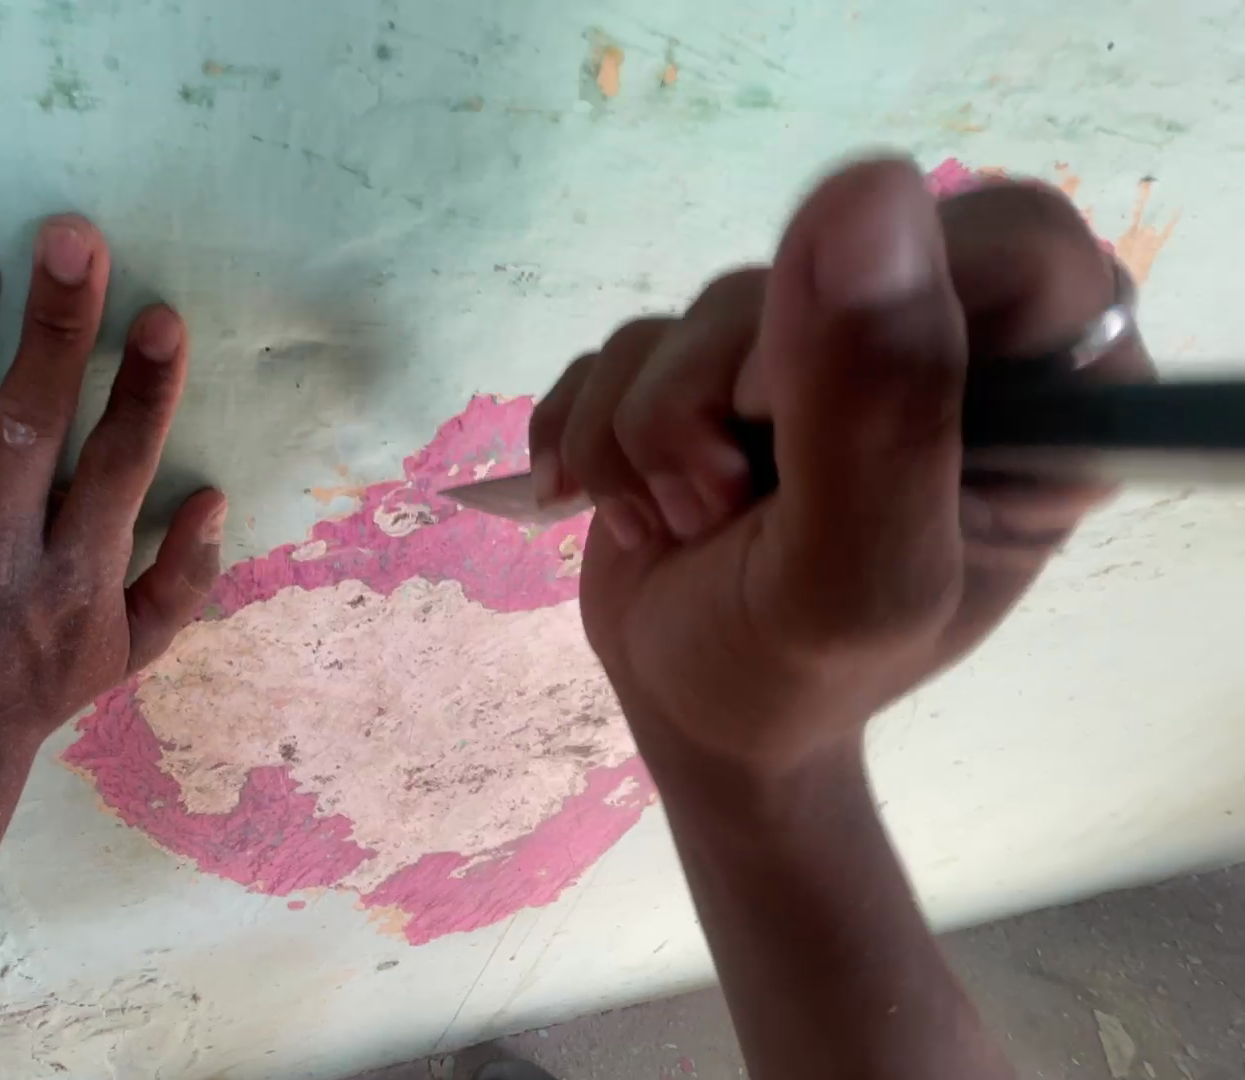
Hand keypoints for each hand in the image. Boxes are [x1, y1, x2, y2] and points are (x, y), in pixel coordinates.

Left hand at [0, 216, 225, 752]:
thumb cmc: (53, 677)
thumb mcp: (141, 647)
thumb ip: (184, 576)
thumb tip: (214, 497)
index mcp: (78, 576)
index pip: (119, 470)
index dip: (146, 394)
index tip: (162, 319)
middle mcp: (1, 554)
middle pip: (32, 431)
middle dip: (57, 333)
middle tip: (69, 240)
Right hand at [531, 159, 1153, 770]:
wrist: (688, 709)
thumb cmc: (788, 673)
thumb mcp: (850, 575)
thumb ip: (873, 411)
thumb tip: (856, 200)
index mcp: (1021, 396)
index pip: (991, 242)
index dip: (864, 300)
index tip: (774, 414)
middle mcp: (896, 360)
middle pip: (779, 280)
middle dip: (697, 407)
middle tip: (702, 512)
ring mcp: (771, 375)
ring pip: (668, 326)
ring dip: (623, 441)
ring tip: (652, 527)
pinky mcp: (675, 394)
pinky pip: (599, 359)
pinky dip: (568, 435)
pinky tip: (579, 496)